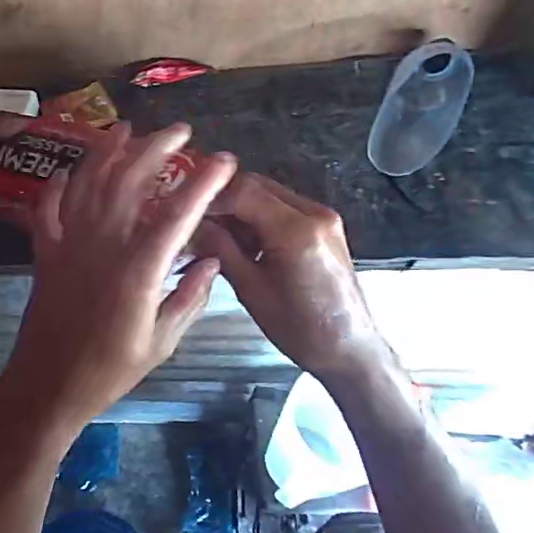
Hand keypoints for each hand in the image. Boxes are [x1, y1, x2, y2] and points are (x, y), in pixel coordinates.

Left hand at [0, 123, 238, 434]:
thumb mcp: (161, 343)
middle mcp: (102, 245)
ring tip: (125, 129)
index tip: (224, 161)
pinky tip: (70, 172)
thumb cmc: (109, 371)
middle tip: (179, 131)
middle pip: (128, 181)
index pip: (177, 213)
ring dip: (106, 152)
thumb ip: (189, 299)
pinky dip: (58, 185)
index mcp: (138, 269)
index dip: (203, 183)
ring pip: (86, 184)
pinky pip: (47, 208)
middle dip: (156, 148)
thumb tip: (212, 264)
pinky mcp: (45, 254)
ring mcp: (68, 245)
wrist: (47, 386)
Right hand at [194, 174, 391, 385]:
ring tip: (217, 236)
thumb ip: (221, 249)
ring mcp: (323, 217)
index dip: (210, 196)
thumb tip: (192, 226)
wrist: (349, 348)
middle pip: (257, 184)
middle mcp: (314, 213)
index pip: (243, 191)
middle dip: (223, 199)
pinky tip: (244, 242)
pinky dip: (259, 216)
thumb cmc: (299, 329)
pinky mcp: (325, 226)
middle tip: (196, 223)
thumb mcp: (251, 290)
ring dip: (240, 208)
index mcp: (295, 231)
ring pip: (269, 193)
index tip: (185, 210)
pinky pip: (283, 208)